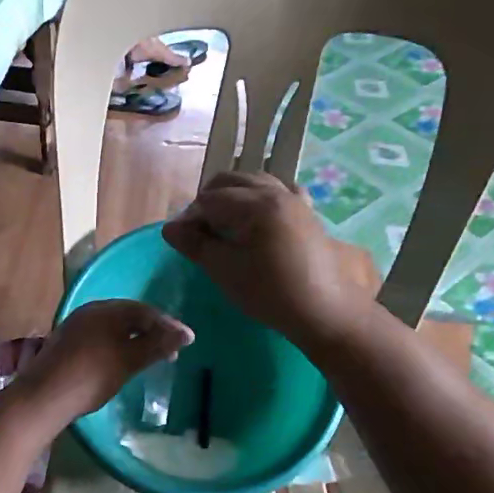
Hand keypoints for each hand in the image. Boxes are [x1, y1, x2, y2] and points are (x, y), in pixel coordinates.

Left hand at [18, 299, 193, 420]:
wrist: (43, 397)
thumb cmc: (91, 376)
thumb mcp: (129, 360)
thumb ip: (157, 345)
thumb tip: (186, 333)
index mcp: (105, 310)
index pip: (144, 310)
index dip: (167, 325)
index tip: (186, 341)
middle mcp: (89, 312)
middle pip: (127, 316)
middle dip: (151, 332)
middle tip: (169, 350)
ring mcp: (74, 327)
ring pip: (112, 328)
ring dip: (133, 340)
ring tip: (148, 358)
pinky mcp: (65, 344)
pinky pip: (99, 338)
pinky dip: (116, 346)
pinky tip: (120, 362)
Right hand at [161, 172, 379, 349]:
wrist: (324, 310)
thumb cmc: (270, 292)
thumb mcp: (225, 270)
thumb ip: (196, 245)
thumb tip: (169, 228)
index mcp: (255, 203)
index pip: (210, 199)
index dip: (190, 217)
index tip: (182, 240)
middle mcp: (276, 192)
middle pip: (232, 181)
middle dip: (209, 200)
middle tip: (198, 230)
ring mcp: (295, 200)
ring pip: (256, 181)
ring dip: (234, 195)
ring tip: (224, 224)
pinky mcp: (307, 214)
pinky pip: (279, 192)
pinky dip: (261, 197)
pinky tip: (258, 217)